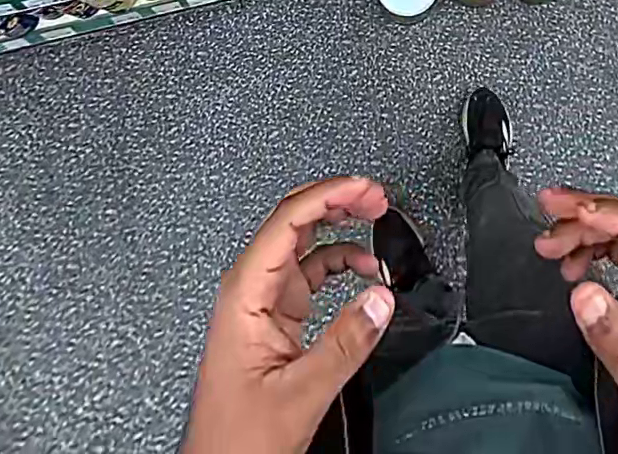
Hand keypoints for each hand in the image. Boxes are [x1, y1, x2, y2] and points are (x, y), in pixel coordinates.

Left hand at [183, 176, 396, 453]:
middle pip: (296, 217)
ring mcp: (266, 296)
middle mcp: (253, 285)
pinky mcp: (279, 310)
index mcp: (246, 292)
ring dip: (341, 220)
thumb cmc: (237, 441)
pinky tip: (363, 267)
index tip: (363, 188)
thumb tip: (380, 297)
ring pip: (306, 236)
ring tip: (374, 216)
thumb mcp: (298, 395)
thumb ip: (345, 344)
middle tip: (375, 196)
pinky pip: (314, 266)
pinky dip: (342, 258)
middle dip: (338, 198)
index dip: (329, 195)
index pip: (288, 219)